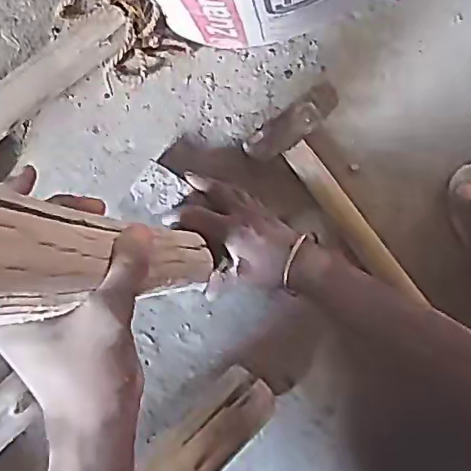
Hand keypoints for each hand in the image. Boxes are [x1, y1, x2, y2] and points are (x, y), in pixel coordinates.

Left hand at [0, 168, 148, 439]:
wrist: (97, 423)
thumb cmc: (86, 377)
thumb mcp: (106, 319)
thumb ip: (121, 272)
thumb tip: (137, 232)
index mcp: (1, 299)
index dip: (4, 201)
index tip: (26, 177)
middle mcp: (9, 298)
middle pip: (21, 238)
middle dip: (53, 214)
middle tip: (88, 206)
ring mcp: (32, 306)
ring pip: (44, 253)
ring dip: (69, 230)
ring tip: (100, 217)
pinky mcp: (54, 313)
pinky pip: (63, 270)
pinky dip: (81, 252)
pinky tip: (104, 239)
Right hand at [169, 173, 305, 295]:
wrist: (302, 262)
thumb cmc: (271, 270)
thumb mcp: (242, 277)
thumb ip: (221, 279)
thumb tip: (206, 291)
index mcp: (230, 230)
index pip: (198, 216)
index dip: (180, 216)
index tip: (168, 219)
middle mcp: (240, 214)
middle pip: (216, 192)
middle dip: (199, 184)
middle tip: (186, 178)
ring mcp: (254, 209)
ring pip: (231, 190)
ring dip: (215, 184)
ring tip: (204, 180)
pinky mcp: (265, 210)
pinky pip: (244, 194)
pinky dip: (232, 190)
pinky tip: (230, 192)